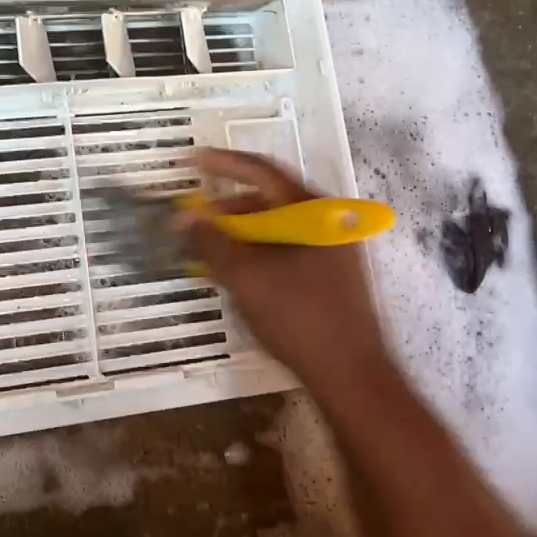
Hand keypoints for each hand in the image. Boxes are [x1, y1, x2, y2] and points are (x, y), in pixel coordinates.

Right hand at [180, 149, 393, 397]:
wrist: (352, 378)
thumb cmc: (300, 318)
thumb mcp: (245, 277)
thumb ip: (211, 242)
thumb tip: (184, 218)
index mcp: (313, 212)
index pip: (262, 171)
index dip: (223, 163)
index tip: (191, 159)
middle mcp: (327, 222)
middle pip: (269, 198)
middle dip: (226, 207)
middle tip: (195, 219)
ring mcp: (332, 249)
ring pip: (276, 225)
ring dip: (239, 231)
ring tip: (208, 250)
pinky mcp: (330, 275)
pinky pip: (285, 247)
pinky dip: (256, 251)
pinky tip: (234, 271)